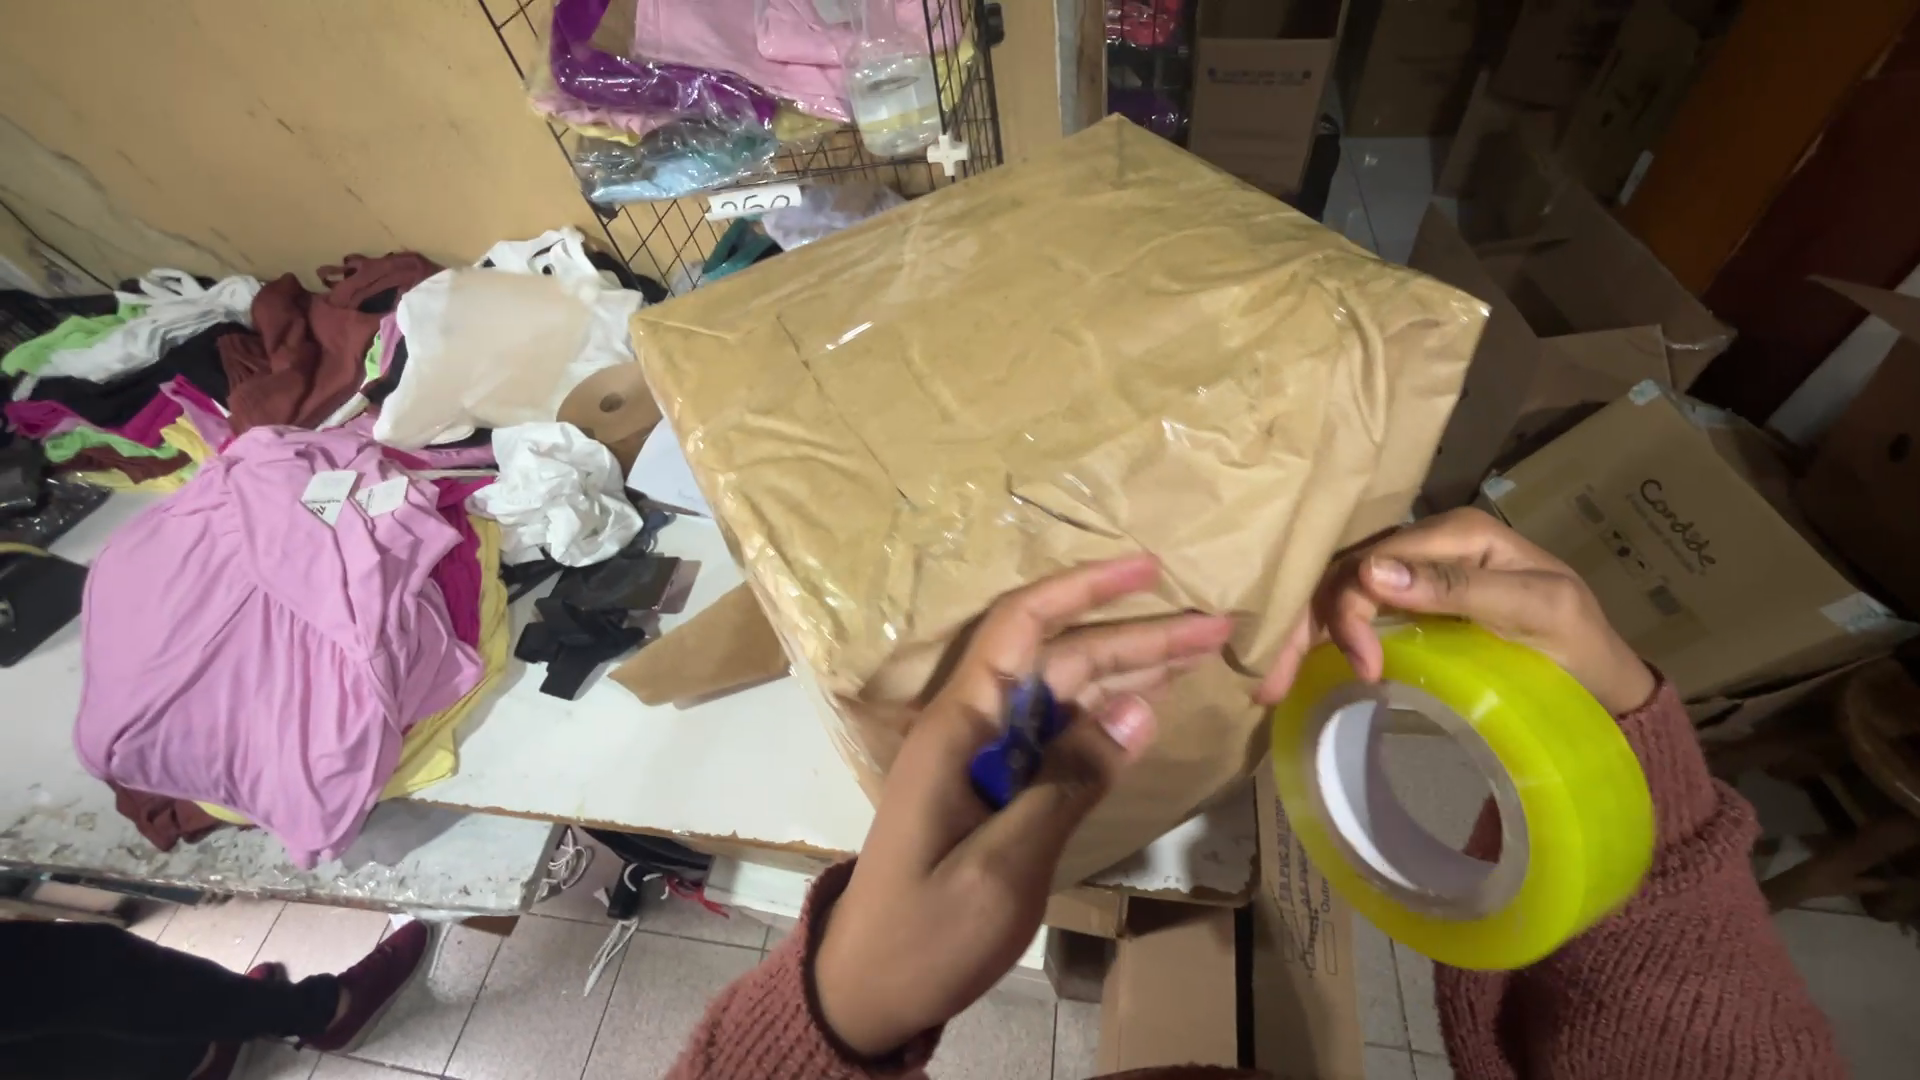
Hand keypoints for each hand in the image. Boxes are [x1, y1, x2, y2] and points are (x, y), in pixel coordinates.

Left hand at [813, 556, 1232, 1057]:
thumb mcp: (1002, 864)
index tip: (1148, 568)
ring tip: (1202, 650)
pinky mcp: (1003, 782)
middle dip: (1135, 635)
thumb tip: (1140, 708)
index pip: (1022, 626)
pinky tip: (1151, 702)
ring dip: (1130, 668)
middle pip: (1060, 657)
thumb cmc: (928, 930)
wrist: (875, 985)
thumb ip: (1069, 781)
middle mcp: (975, 722)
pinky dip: (1109, 714)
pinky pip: (1062, 732)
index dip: (1082, 588)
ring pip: (1067, 690)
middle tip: (1216, 625)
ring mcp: (990, 752)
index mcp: (959, 723)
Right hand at [1256, 508, 1654, 715]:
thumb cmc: (1577, 642)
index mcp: (1450, 532)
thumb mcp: (1534, 608)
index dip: (1349, 609)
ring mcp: (1404, 573)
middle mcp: (1417, 544)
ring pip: (1330, 593)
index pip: (1371, 560)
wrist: (1598, 680)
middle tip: (1272, 682)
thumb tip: (1369, 573)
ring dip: (1298, 637)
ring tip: (1271, 684)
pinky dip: (1316, 640)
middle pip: (1339, 574)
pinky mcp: (1398, 603)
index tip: (1361, 668)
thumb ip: (1454, 588)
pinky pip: (1345, 612)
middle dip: (1301, 626)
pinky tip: (1294, 665)